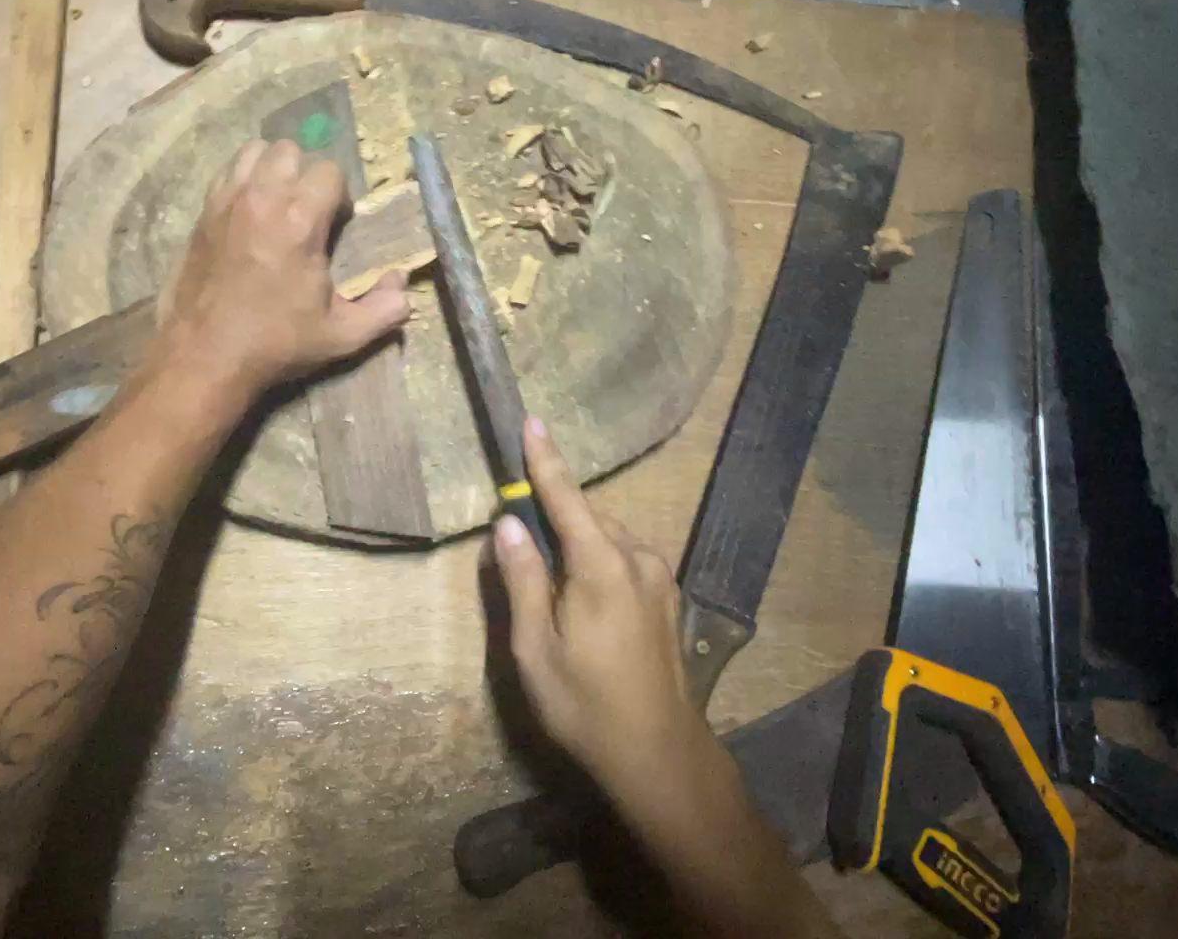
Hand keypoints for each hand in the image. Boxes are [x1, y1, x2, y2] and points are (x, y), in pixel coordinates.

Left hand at [156, 139, 411, 399]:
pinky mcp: (202, 214)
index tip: (337, 226)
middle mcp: (261, 198)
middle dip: (306, 175)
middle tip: (308, 212)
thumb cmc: (277, 343)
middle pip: (290, 151)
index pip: (329, 171)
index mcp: (299, 220)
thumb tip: (402, 283)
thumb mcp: (342, 336)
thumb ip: (384, 309)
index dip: (340, 196)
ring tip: (278, 204)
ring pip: (254, 152)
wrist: (206, 356)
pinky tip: (250, 214)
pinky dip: (243, 180)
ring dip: (273, 169)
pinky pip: (227, 172)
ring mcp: (226, 202)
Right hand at [492, 417, 712, 787]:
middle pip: (586, 516)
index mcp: (601, 567)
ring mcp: (660, 577)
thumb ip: (523, 579)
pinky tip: (581, 594)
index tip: (532, 421)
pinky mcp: (668, 596)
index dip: (545, 460)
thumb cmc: (585, 705)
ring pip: (607, 536)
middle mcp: (638, 559)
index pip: (566, 499)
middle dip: (551, 513)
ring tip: (547, 580)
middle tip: (516, 536)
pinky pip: (624, 556)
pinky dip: (596, 556)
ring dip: (574, 539)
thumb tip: (509, 524)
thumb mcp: (536, 648)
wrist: (659, 755)